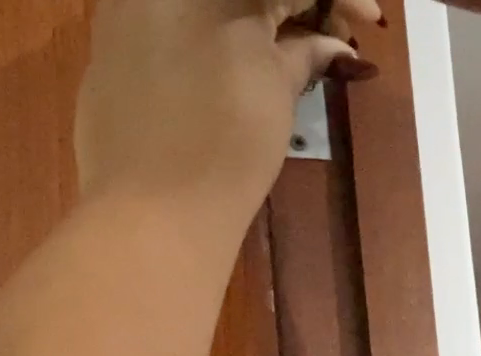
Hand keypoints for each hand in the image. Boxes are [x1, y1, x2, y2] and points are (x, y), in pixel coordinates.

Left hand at [76, 0, 381, 210]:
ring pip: (214, 8)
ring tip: (297, 55)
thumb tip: (330, 45)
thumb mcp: (275, 90)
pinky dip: (220, 35)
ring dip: (263, 21)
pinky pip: (177, 23)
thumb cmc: (225, 144)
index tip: (369, 22)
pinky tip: (245, 67)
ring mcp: (129, 12)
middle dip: (299, 7)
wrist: (154, 209)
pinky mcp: (111, 48)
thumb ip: (302, 53)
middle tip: (335, 36)